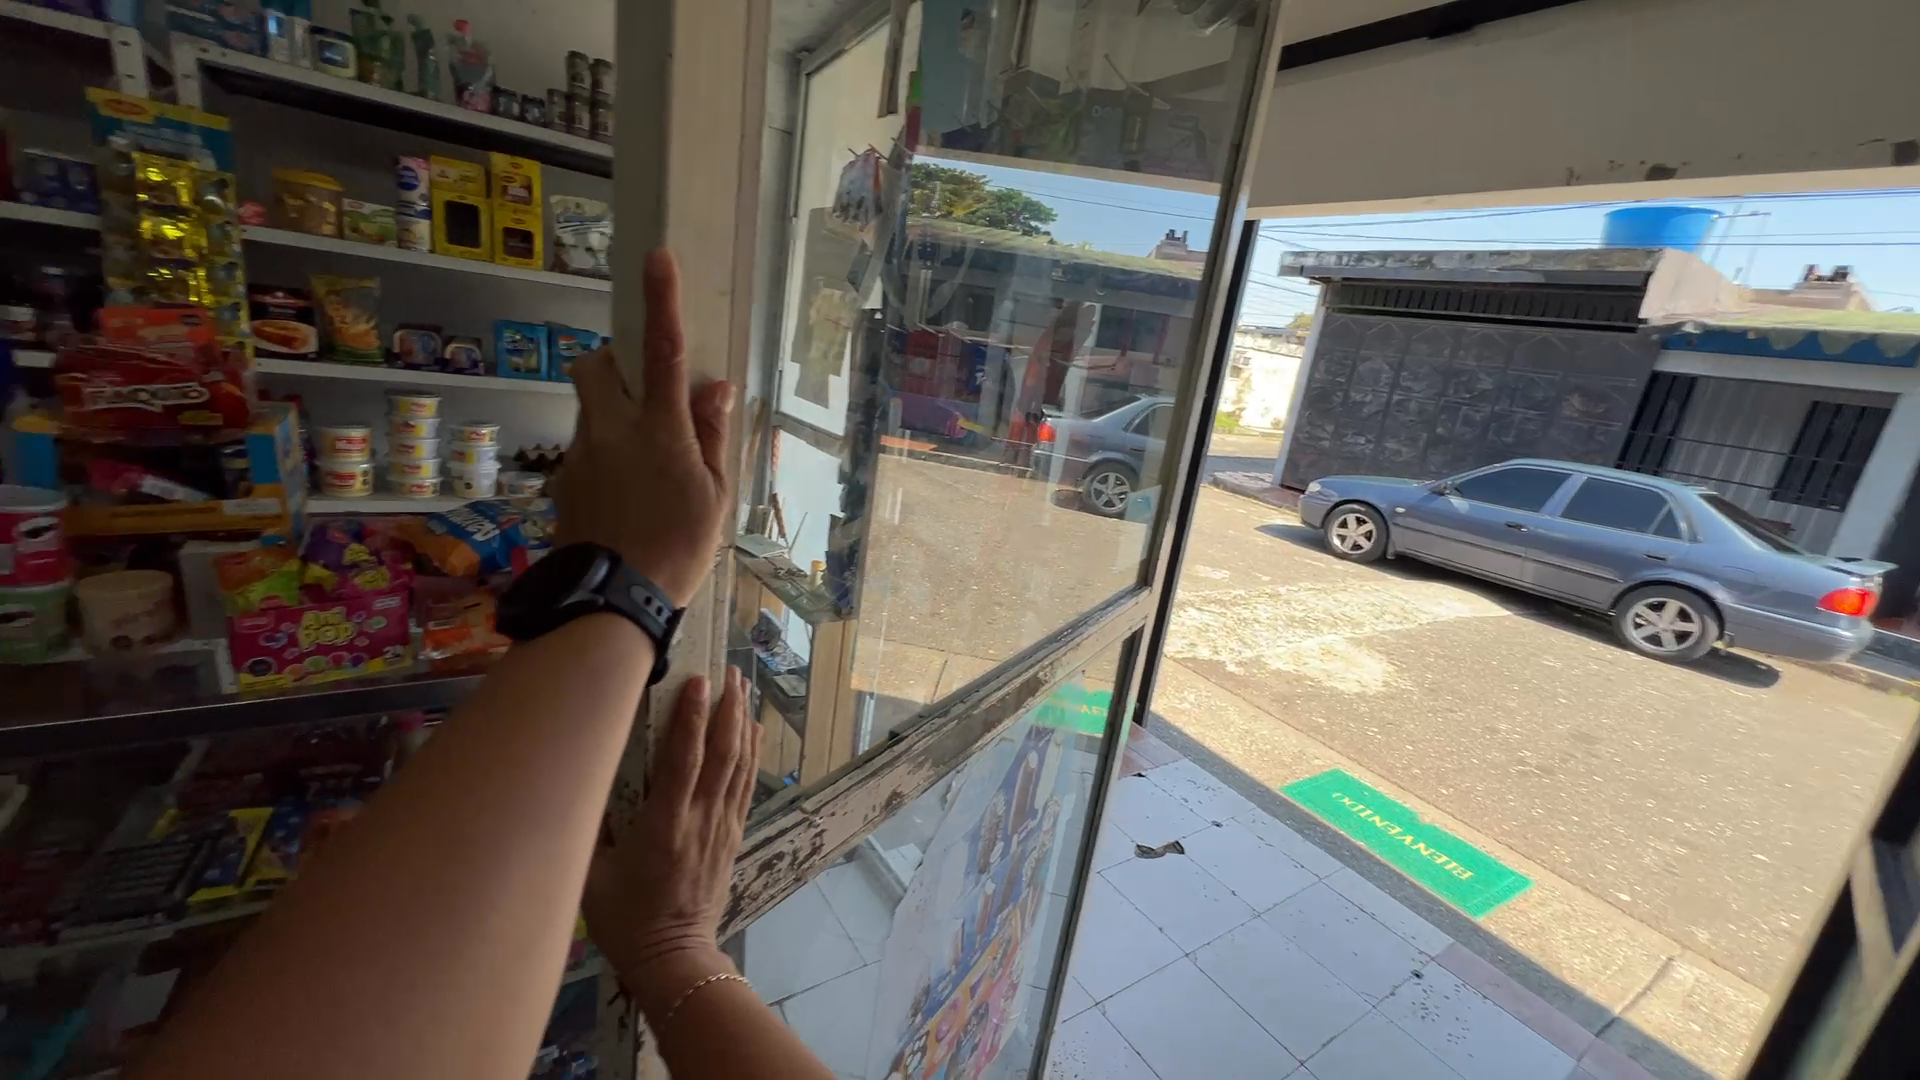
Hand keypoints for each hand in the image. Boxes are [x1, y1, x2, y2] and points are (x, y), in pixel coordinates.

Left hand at [557, 249, 735, 606]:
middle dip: (613, 361)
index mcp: (660, 430)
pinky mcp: (563, 478)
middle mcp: (613, 430)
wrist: (614, 598)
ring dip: (612, 410)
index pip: (664, 353)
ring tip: (641, 460)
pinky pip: (583, 445)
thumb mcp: (715, 495)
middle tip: (642, 390)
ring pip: (588, 406)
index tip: (656, 257)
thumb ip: (712, 436)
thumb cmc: (680, 547)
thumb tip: (718, 388)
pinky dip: (603, 451)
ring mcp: (581, 453)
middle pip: (595, 365)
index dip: (662, 302)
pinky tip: (622, 493)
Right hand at [583, 668, 757, 990]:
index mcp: (663, 826)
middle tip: (730, 670)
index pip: (683, 760)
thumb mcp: (590, 876)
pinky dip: (751, 751)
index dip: (692, 718)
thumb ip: (590, 828)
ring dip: (742, 720)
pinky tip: (753, 729)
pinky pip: (746, 782)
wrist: (673, 955)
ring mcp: (723, 824)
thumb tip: (582, 781)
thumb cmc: (625, 917)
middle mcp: (701, 818)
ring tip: (743, 686)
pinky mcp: (734, 832)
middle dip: (728, 706)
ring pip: (740, 762)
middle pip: (722, 752)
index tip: (698, 681)